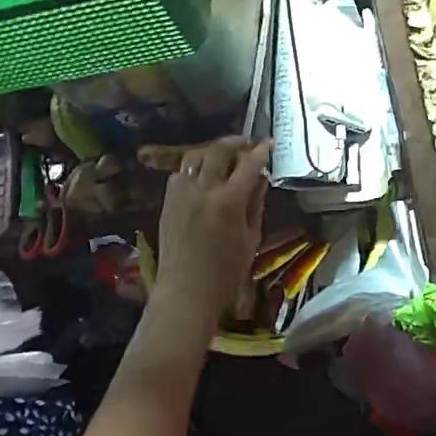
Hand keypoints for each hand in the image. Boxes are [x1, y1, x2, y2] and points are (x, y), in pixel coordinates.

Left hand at [154, 137, 270, 324]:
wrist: (186, 292)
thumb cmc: (226, 274)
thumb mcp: (251, 239)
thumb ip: (255, 205)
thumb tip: (261, 179)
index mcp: (228, 201)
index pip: (248, 164)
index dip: (261, 151)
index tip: (268, 144)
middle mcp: (203, 190)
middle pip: (218, 151)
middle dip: (235, 143)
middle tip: (247, 144)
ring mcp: (181, 194)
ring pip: (195, 158)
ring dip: (212, 153)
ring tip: (224, 158)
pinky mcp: (167, 202)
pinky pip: (180, 174)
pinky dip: (194, 170)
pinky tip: (202, 179)